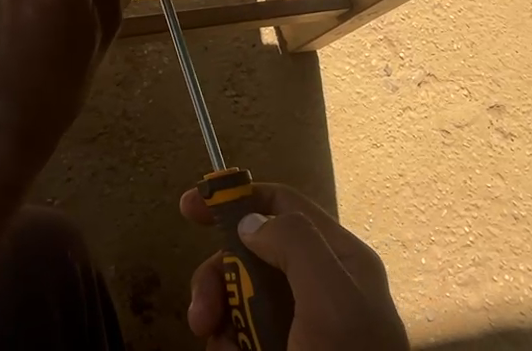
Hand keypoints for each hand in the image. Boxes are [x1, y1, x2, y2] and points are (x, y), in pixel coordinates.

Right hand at [181, 183, 407, 350]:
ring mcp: (301, 324)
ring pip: (239, 295)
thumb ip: (296, 244)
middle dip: (218, 276)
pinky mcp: (282, 350)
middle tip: (202, 312)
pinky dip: (229, 346)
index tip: (191, 208)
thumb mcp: (332, 303)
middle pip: (249, 252)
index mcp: (340, 260)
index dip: (236, 197)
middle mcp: (320, 285)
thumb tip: (250, 223)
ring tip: (223, 350)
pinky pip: (240, 334)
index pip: (282, 203)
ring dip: (219, 319)